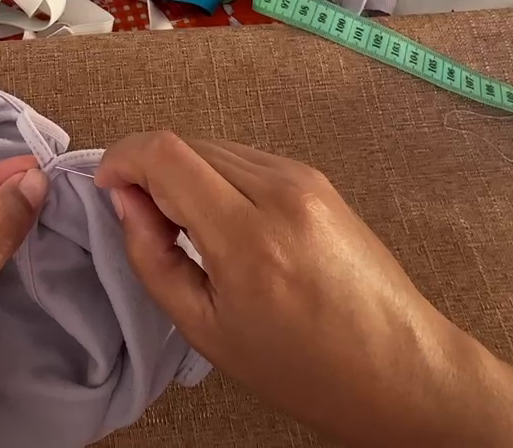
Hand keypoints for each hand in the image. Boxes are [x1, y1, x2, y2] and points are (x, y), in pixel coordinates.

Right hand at [95, 133, 512, 446]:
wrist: (406, 370)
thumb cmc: (306, 367)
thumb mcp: (208, 331)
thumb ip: (153, 257)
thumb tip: (125, 201)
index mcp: (247, 235)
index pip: (164, 153)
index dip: (121, 157)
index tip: (106, 185)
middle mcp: (276, 187)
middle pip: (185, 142)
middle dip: (148, 168)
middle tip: (140, 216)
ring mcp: (301, 175)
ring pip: (212, 145)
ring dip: (181, 170)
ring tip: (182, 223)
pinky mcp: (314, 175)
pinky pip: (243, 156)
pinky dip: (214, 174)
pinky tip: (219, 217)